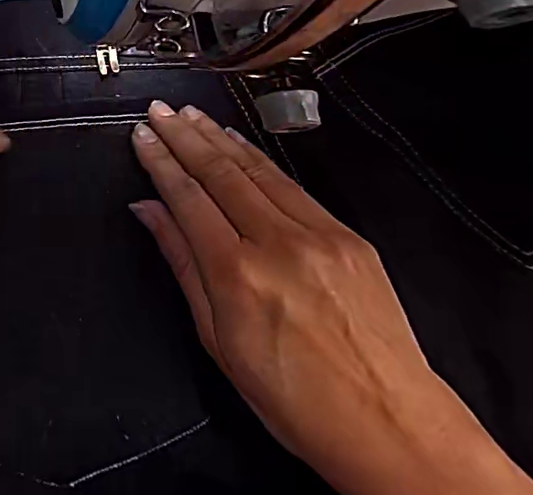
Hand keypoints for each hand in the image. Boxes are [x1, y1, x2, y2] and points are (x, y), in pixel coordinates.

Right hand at [128, 102, 532, 494]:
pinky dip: (258, 157)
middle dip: (184, 136)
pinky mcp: (346, 231)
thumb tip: (150, 211)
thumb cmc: (295, 400)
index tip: (143, 135)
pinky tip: (238, 141)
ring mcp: (317, 232)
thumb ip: (183, 265)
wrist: (389, 421)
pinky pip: (291, 183)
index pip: (188, 198)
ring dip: (218, 136)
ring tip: (191, 115)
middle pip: (219, 172)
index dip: (161, 162)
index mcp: (238, 277)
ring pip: (256, 168)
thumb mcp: (220, 344)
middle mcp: (277, 244)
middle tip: (160, 111)